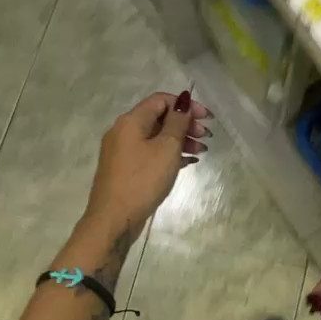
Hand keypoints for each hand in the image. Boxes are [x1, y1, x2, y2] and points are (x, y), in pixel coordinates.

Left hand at [82, 90, 211, 232]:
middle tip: (207, 136)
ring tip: (201, 151)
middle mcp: (123, 131)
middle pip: (159, 117)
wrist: (113, 219)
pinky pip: (151, 152)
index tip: (206, 118)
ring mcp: (123, 151)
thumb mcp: (167, 148)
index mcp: (131, 121)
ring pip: (156, 136)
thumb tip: (184, 101)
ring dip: (180, 139)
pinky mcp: (125, 168)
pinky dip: (169, 153)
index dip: (186, 105)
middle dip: (185, 123)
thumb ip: (177, 122)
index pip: (161, 100)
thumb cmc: (143, 180)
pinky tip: (188, 162)